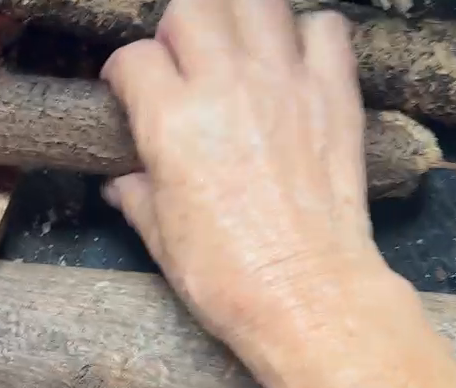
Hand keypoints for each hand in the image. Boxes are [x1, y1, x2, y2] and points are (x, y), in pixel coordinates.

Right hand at [100, 0, 393, 369]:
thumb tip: (121, 182)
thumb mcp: (159, 239)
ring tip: (227, 50)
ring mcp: (286, 80)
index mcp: (172, 125)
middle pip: (192, 7)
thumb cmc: (219, 275)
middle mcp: (226, 86)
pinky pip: (321, 26)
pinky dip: (299, 34)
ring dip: (233, 17)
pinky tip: (286, 63)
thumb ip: (137, 196)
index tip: (122, 89)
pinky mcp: (334, 89)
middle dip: (174, 28)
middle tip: (175, 60)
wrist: (301, 290)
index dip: (122, 71)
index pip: (135, 60)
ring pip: (255, 0)